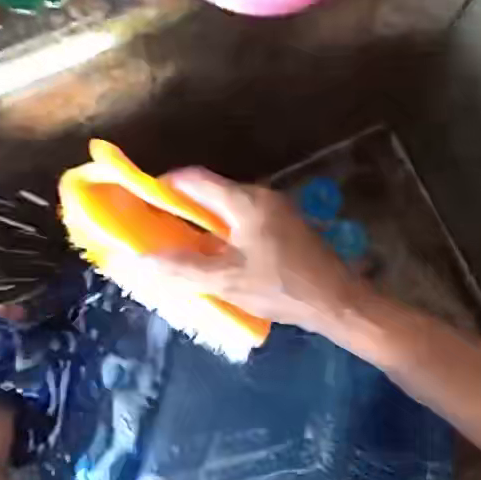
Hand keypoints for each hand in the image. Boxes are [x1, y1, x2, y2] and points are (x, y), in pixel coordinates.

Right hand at [137, 168, 367, 334]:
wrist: (337, 300)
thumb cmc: (281, 288)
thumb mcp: (227, 282)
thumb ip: (183, 269)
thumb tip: (143, 259)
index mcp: (245, 202)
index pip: (195, 179)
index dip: (165, 184)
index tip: (144, 198)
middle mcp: (262, 197)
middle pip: (213, 191)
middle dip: (184, 206)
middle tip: (161, 226)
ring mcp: (279, 210)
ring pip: (231, 207)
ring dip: (206, 221)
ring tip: (186, 244)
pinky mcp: (289, 226)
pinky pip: (248, 219)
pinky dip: (227, 230)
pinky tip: (222, 255)